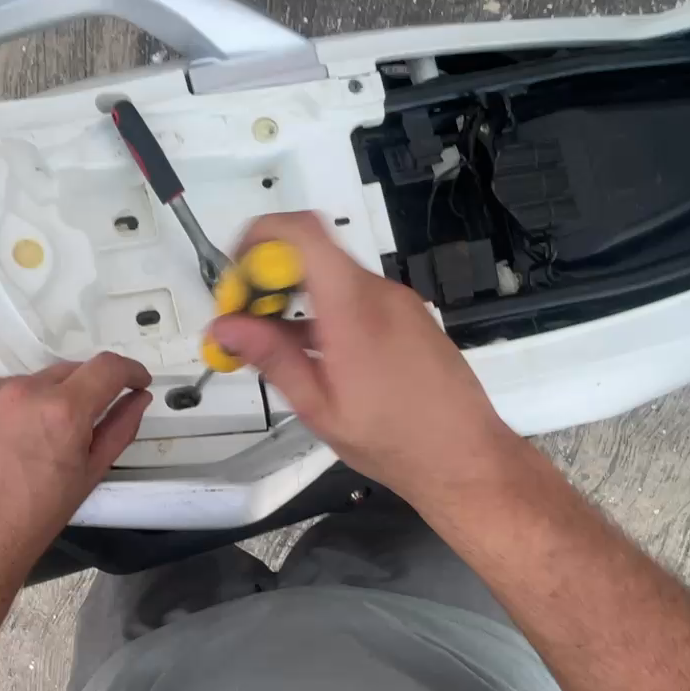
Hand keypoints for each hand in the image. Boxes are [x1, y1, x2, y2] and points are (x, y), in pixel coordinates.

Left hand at [0, 353, 151, 582]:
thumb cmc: (35, 518)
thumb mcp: (88, 475)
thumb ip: (119, 428)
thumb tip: (138, 397)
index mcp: (63, 412)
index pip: (107, 368)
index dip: (128, 370)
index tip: (132, 380)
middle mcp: (22, 392)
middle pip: (64, 374)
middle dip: (75, 398)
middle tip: (65, 435)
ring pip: (23, 385)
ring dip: (31, 405)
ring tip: (20, 447)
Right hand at [209, 212, 517, 515]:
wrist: (464, 456)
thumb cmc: (395, 441)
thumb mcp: (319, 407)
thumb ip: (272, 358)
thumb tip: (226, 327)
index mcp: (353, 310)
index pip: (302, 234)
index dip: (259, 239)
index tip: (237, 277)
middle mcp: (379, 294)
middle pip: (312, 254)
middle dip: (268, 279)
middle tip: (244, 322)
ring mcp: (398, 302)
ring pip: (332, 277)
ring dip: (295, 299)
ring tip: (275, 348)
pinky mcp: (408, 316)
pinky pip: (355, 296)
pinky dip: (323, 311)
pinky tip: (313, 355)